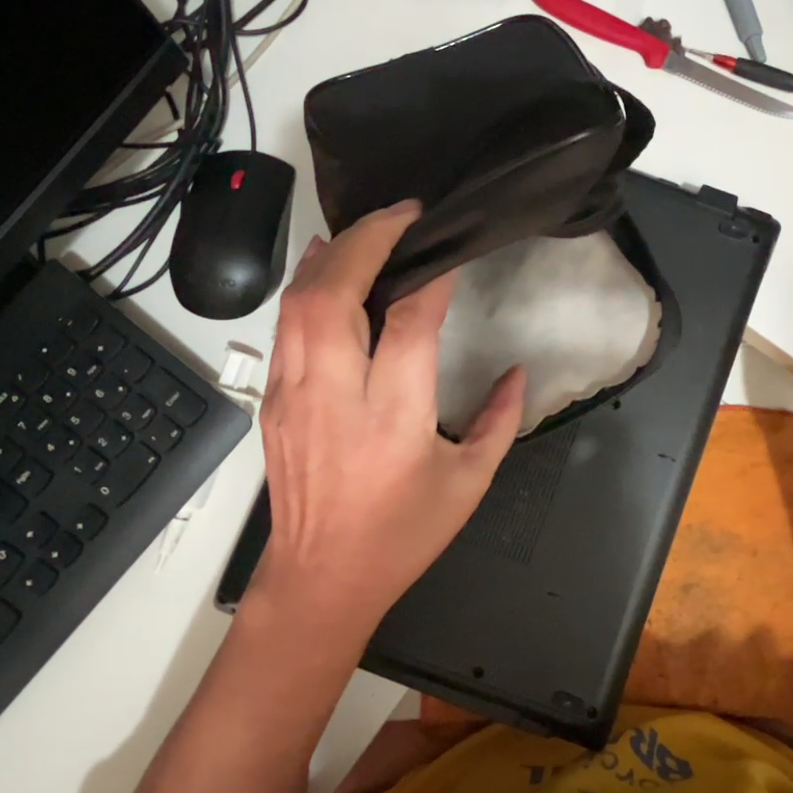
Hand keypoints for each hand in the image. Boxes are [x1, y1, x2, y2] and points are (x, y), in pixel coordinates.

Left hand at [254, 200, 525, 627]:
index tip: (448, 248)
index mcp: (394, 419)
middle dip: (368, 239)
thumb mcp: (469, 483)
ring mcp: (294, 395)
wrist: (321, 578)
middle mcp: (337, 397)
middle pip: (337, 294)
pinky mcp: (274, 401)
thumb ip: (499, 421)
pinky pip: (284, 325)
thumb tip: (518, 372)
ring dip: (332, 255)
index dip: (431, 275)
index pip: (409, 321)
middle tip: (403, 214)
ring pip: (299, 302)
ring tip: (366, 228)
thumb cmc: (401, 534)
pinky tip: (326, 266)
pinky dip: (304, 285)